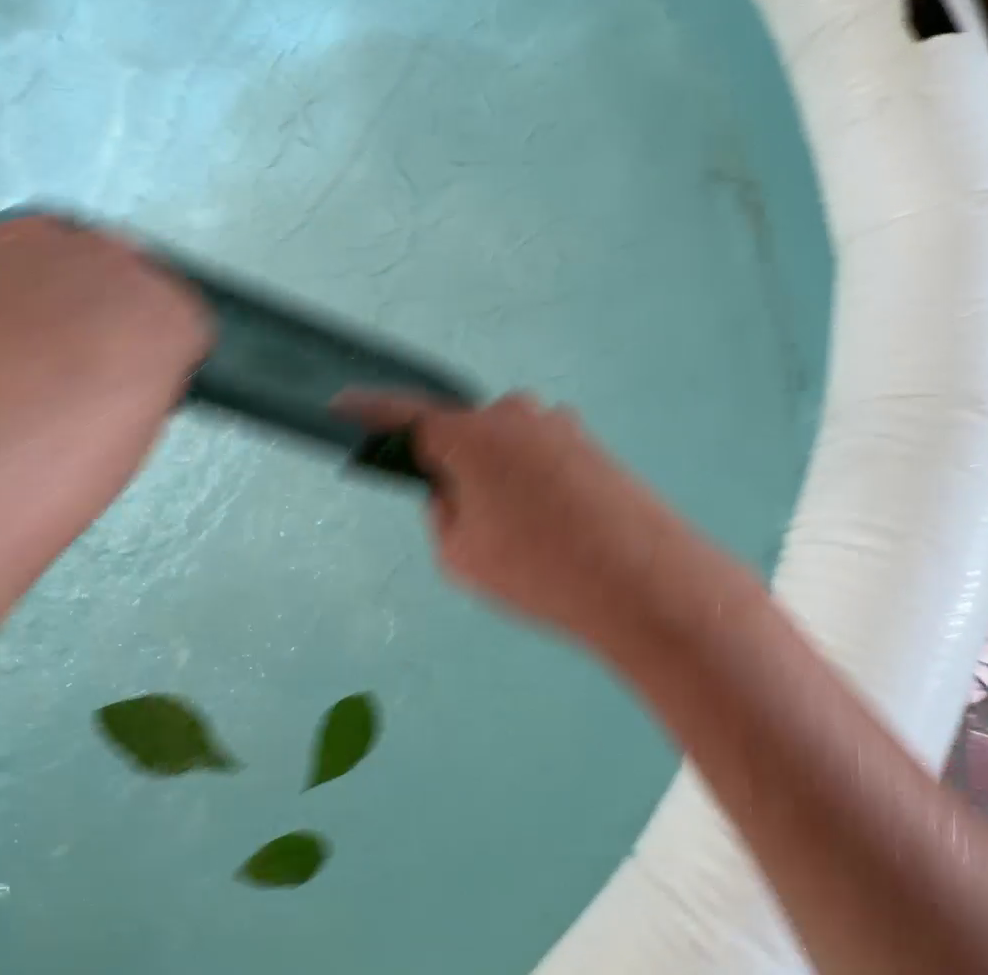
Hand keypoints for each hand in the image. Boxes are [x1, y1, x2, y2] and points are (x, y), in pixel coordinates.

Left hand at [0, 213, 211, 548]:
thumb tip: (116, 375)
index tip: (127, 389)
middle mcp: (110, 263)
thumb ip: (137, 388)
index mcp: (167, 319)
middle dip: (104, 317)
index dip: (155, 361)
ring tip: (7, 361)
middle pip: (126, 276)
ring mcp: (32, 244)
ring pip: (60, 260)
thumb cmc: (31, 485)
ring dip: (46, 298)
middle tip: (68, 376)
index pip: (183, 322)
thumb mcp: (122, 449)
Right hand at [337, 392, 721, 645]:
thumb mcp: (459, 554)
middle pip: (462, 433)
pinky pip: (538, 456)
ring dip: (498, 478)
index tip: (340, 404)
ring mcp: (558, 425)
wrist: (646, 583)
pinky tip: (553, 529)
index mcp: (470, 435)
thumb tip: (455, 488)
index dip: (367, 412)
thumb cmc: (540, 571)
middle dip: (453, 466)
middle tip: (470, 524)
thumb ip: (441, 511)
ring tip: (524, 538)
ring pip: (504, 447)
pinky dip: (531, 485)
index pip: (404, 416)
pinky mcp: (590, 444)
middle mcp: (514, 415)